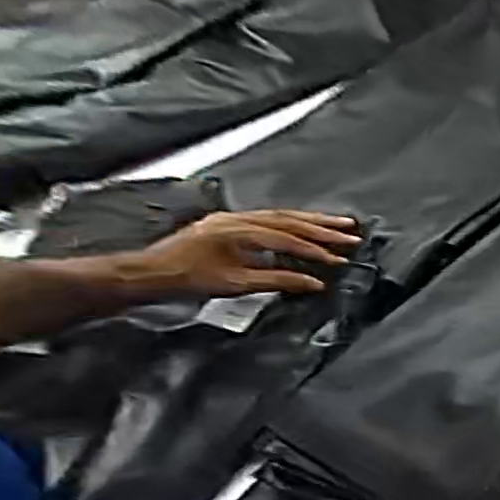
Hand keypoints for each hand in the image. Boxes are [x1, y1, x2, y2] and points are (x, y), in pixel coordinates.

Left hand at [120, 210, 359, 296]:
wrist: (146, 273)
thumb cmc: (188, 279)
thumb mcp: (237, 284)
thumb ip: (279, 280)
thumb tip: (316, 283)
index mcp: (236, 232)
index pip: (287, 239)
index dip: (317, 250)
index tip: (341, 260)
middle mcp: (235, 220)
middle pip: (288, 220)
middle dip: (323, 227)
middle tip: (353, 232)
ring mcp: (231, 219)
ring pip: (280, 215)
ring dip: (313, 220)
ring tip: (341, 222)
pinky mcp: (228, 223)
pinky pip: (268, 217)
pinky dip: (294, 221)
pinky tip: (307, 224)